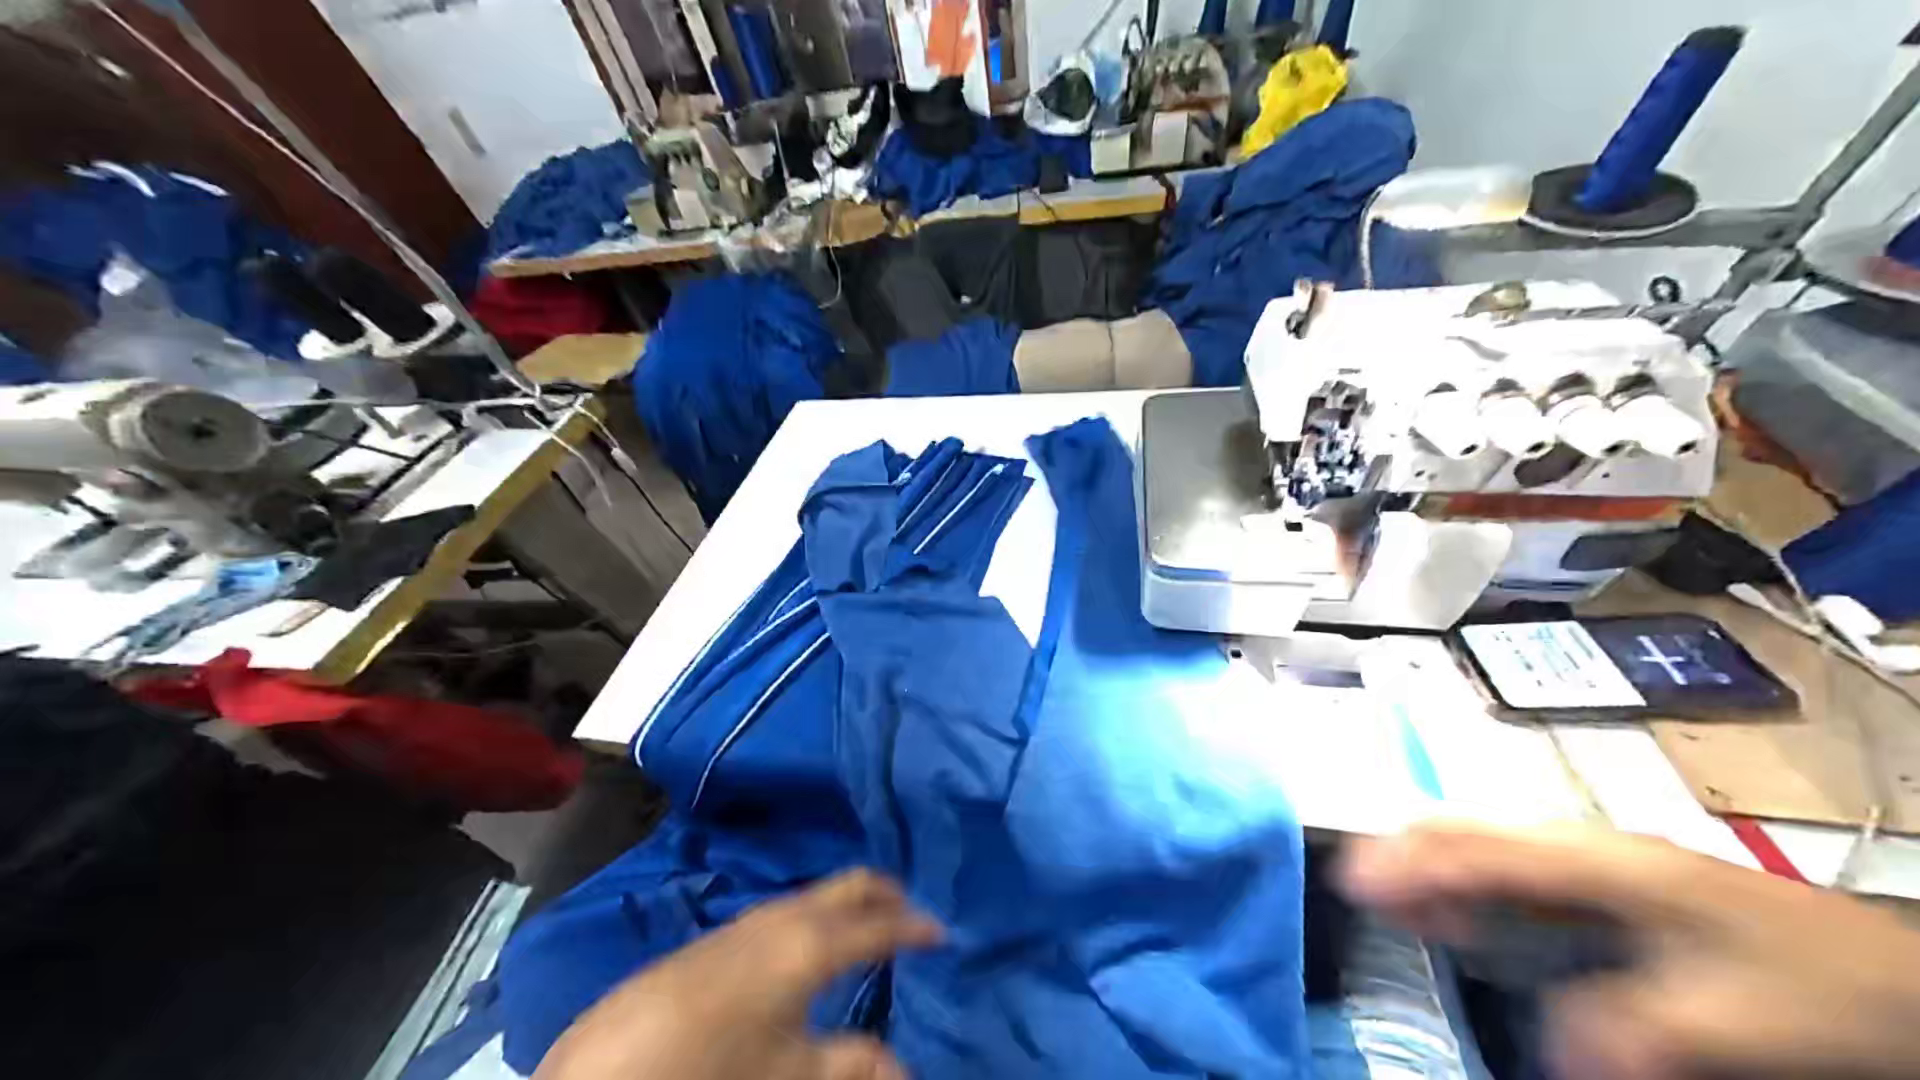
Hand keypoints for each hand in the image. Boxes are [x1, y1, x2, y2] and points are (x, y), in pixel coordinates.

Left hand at [533, 869, 942, 1079]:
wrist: (608, 1068)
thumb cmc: (713, 1071)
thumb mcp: (793, 1074)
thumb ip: (854, 1065)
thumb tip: (904, 1066)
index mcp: (810, 943)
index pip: (880, 923)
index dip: (916, 927)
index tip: (943, 933)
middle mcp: (785, 915)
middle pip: (850, 885)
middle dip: (886, 894)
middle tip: (913, 915)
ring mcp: (751, 919)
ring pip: (819, 894)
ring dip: (851, 904)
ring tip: (871, 929)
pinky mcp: (724, 933)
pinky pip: (791, 908)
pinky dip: (820, 915)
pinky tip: (813, 947)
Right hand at [1341, 822, 1919, 1079]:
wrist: (1909, 982)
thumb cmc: (1819, 991)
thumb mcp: (1735, 1021)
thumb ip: (1631, 1029)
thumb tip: (1545, 1051)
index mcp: (1597, 863)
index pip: (1478, 852)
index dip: (1411, 864)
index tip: (1354, 881)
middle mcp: (1580, 847)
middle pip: (1466, 831)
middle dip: (1403, 853)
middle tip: (1354, 884)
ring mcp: (1592, 859)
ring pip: (1482, 843)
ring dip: (1430, 865)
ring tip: (1387, 893)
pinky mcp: (1604, 880)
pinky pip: (1509, 868)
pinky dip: (1466, 881)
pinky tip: (1458, 909)